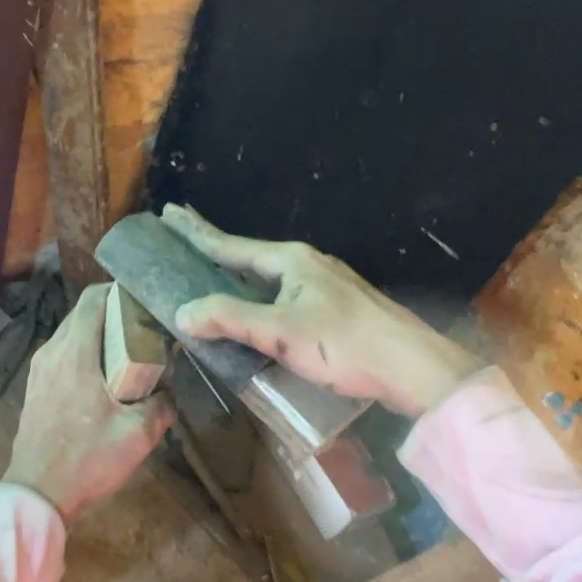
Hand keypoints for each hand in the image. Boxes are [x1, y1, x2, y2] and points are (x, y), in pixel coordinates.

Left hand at [5, 284, 173, 522]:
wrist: (36, 493)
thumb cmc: (87, 460)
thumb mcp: (138, 436)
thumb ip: (161, 406)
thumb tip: (169, 392)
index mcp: (74, 353)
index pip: (94, 299)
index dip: (121, 292)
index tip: (146, 302)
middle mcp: (52, 352)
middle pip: (83, 313)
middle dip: (115, 314)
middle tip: (146, 329)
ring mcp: (39, 369)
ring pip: (72, 334)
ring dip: (99, 336)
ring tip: (129, 354)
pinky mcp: (36, 386)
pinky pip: (63, 354)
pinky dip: (85, 354)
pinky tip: (105, 378)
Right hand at [161, 203, 483, 416]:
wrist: (412, 367)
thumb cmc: (344, 344)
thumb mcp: (280, 332)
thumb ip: (229, 319)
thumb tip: (183, 312)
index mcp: (291, 261)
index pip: (231, 245)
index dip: (196, 233)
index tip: (169, 214)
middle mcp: (306, 264)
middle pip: (247, 254)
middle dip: (213, 246)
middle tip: (180, 229)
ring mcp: (324, 283)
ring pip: (266, 274)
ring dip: (235, 272)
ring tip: (209, 270)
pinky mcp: (335, 306)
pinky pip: (281, 292)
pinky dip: (255, 292)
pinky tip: (253, 306)